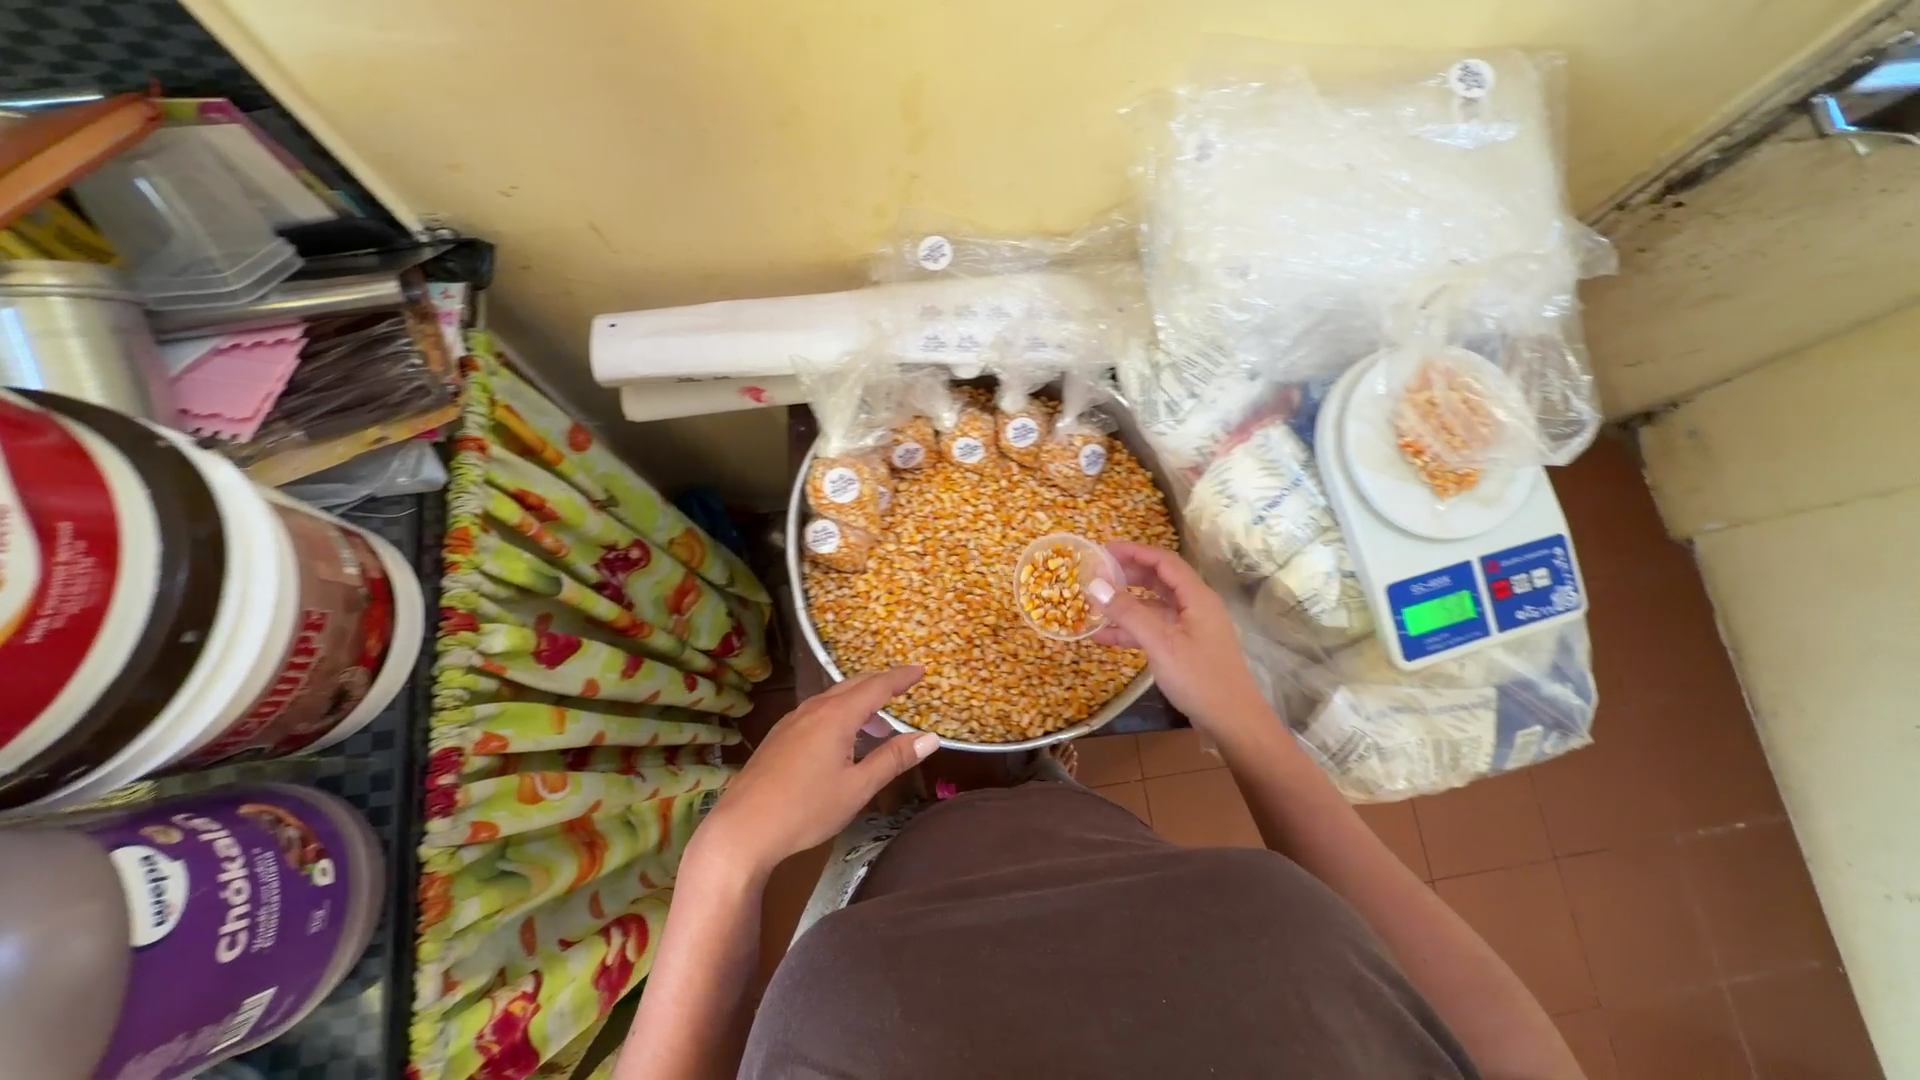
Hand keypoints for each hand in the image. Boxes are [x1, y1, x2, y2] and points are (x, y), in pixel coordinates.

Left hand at [698, 666, 937, 876]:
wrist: (742, 829)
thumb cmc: (805, 809)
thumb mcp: (857, 788)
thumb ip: (893, 759)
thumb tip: (930, 738)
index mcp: (836, 716)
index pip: (877, 687)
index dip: (901, 677)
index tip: (921, 669)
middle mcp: (813, 710)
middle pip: (852, 685)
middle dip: (880, 683)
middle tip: (904, 686)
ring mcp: (791, 722)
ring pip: (832, 699)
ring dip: (859, 701)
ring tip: (878, 721)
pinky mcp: (778, 737)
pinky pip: (817, 712)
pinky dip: (839, 713)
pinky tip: (842, 739)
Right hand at [1087, 543, 1274, 743]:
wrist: (1233, 722)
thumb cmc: (1200, 678)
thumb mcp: (1161, 643)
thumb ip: (1128, 613)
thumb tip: (1095, 585)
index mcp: (1197, 597)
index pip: (1164, 561)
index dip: (1135, 552)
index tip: (1104, 550)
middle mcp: (1196, 607)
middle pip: (1159, 580)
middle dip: (1128, 576)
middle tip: (1097, 575)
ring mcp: (1191, 629)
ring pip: (1154, 607)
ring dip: (1126, 605)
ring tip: (1095, 606)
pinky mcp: (1185, 649)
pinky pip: (1155, 630)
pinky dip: (1132, 630)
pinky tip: (1105, 637)